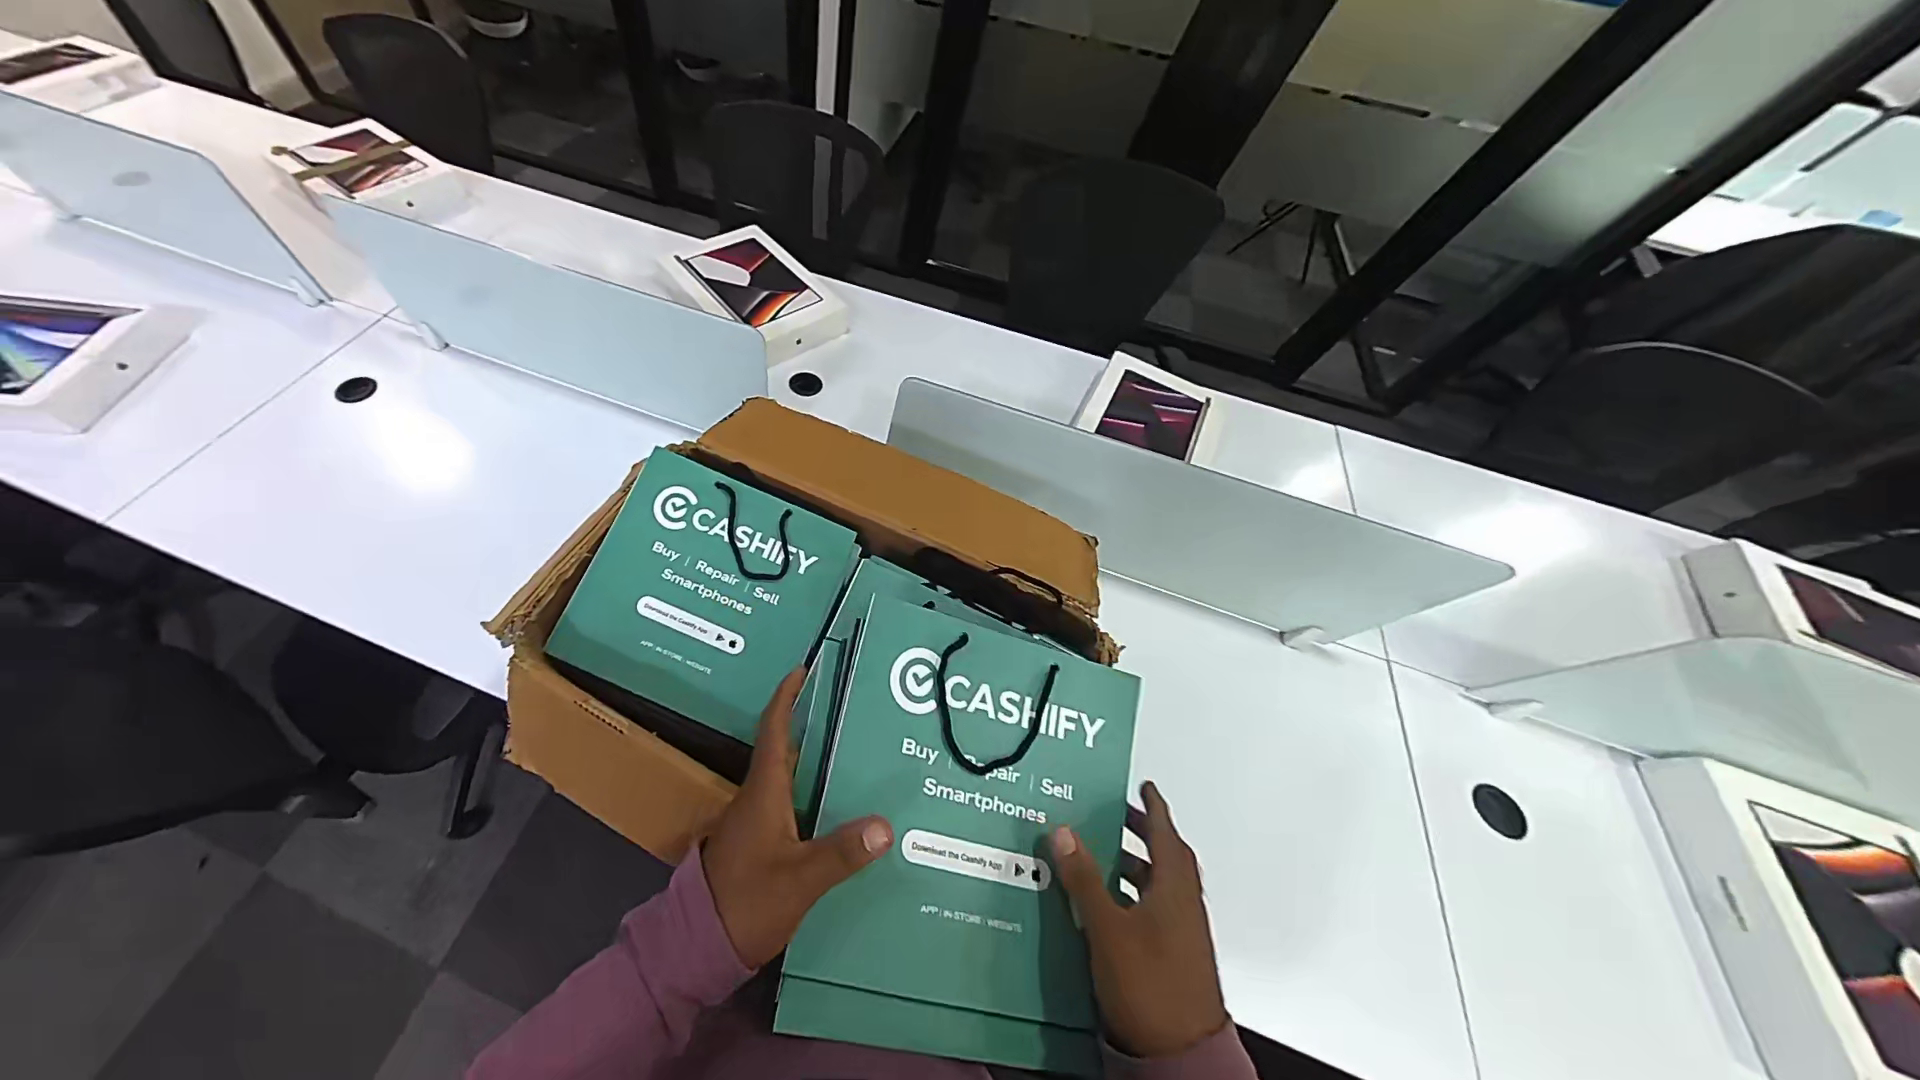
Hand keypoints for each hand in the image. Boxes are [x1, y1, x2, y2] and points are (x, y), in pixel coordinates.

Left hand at [703, 667, 893, 968]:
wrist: (696, 947)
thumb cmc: (744, 901)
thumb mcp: (798, 879)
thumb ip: (840, 853)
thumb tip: (887, 825)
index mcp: (764, 792)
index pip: (774, 731)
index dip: (786, 698)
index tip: (802, 670)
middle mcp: (759, 797)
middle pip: (788, 748)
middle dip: (815, 724)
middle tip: (854, 711)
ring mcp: (758, 821)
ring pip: (793, 777)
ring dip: (819, 760)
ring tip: (860, 752)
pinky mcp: (762, 842)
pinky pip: (795, 804)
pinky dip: (818, 794)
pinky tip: (845, 806)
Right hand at [1050, 781, 1228, 1058]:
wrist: (1181, 1057)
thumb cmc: (1150, 986)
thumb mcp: (1107, 927)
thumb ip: (1084, 878)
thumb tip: (1065, 832)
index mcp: (1175, 887)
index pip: (1165, 833)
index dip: (1154, 806)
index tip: (1146, 785)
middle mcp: (1184, 903)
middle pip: (1167, 855)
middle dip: (1144, 832)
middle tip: (1121, 816)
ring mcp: (1183, 930)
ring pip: (1162, 883)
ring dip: (1139, 863)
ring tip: (1109, 855)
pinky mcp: (1176, 954)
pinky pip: (1157, 906)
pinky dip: (1137, 892)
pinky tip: (1113, 903)